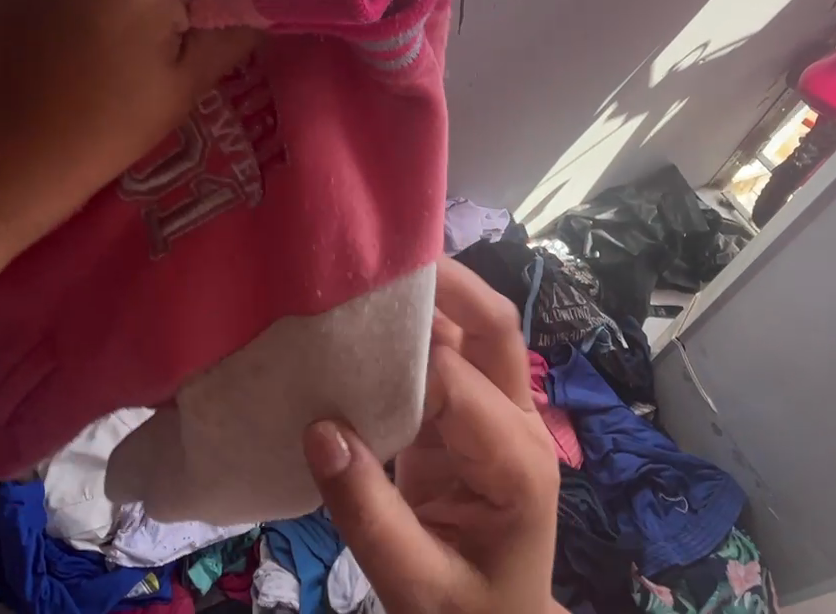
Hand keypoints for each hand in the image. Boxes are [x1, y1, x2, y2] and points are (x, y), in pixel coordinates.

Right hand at [305, 260, 562, 613]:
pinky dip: (412, 332)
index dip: (403, 360)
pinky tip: (367, 324)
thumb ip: (367, 513)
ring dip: (431, 298)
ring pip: (473, 332)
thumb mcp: (414, 585)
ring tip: (370, 274)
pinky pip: (445, 358)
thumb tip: (319, 428)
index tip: (341, 346)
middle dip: (446, 283)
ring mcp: (494, 417)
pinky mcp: (465, 420)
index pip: (457, 383)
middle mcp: (515, 423)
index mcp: (517, 463)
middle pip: (494, 328)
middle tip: (382, 255)